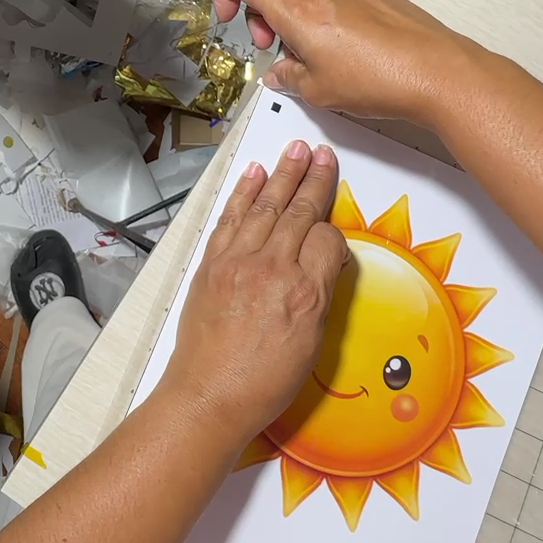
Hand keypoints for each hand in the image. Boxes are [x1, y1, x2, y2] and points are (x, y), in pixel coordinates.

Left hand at [157, 140, 348, 448]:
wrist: (209, 393)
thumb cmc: (264, 381)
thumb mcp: (311, 343)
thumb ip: (319, 294)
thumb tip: (321, 263)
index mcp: (304, 292)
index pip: (328, 239)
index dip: (334, 232)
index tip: (333, 231)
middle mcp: (271, 267)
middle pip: (298, 212)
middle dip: (312, 178)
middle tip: (321, 153)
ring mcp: (237, 260)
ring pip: (265, 205)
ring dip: (281, 174)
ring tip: (295, 149)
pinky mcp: (212, 261)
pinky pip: (231, 216)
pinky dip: (243, 192)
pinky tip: (254, 174)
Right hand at [212, 0, 494, 124]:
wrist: (440, 74)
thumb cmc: (375, 83)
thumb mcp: (318, 92)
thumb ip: (289, 77)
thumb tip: (279, 73)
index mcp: (297, 10)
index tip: (228, 20)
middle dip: (258, 12)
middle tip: (270, 45)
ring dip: (292, 15)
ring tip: (310, 53)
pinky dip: (323, 14)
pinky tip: (344, 48)